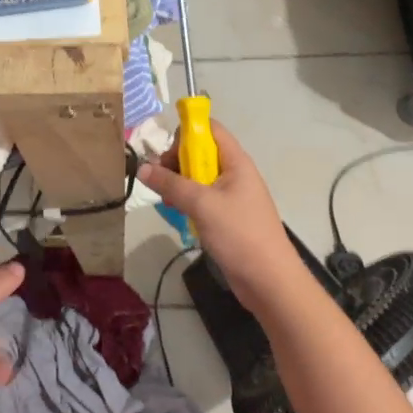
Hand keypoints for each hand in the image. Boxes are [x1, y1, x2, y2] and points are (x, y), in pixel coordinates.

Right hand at [137, 120, 301, 308]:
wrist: (270, 283)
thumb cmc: (240, 235)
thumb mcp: (202, 205)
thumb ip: (171, 184)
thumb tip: (142, 168)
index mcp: (236, 162)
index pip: (210, 129)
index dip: (187, 132)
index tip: (166, 150)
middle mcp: (234, 174)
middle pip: (201, 152)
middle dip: (177, 160)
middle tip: (161, 178)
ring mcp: (232, 196)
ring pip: (198, 177)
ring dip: (179, 183)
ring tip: (165, 199)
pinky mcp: (227, 217)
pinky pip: (202, 198)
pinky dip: (186, 201)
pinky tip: (176, 213)